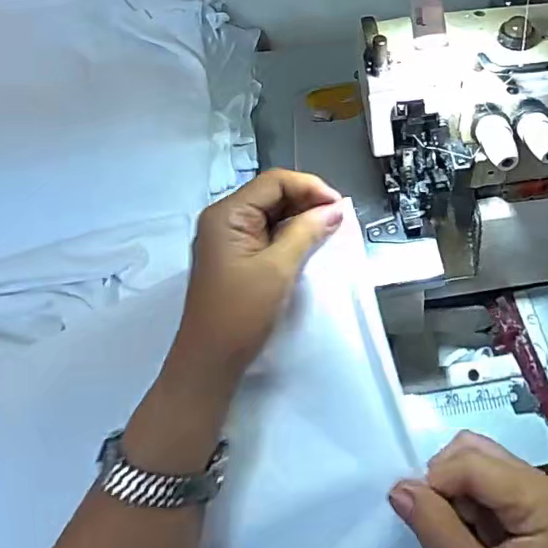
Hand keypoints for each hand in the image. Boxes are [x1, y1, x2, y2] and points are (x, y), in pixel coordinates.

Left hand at [165, 169, 344, 392]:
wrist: (208, 365)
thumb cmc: (240, 314)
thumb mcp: (279, 269)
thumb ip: (307, 232)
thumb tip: (335, 209)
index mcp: (226, 214)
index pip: (274, 182)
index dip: (309, 187)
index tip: (338, 206)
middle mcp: (223, 219)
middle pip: (272, 194)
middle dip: (306, 201)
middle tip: (337, 218)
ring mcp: (227, 238)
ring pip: (271, 212)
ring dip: (301, 217)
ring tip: (328, 229)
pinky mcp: (235, 256)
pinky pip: (266, 232)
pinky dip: (290, 233)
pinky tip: (309, 242)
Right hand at [388, 432, 547, 547]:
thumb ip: (440, 533)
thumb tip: (398, 489)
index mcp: (540, 494)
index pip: (472, 462)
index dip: (435, 480)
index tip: (411, 510)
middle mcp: (541, 482)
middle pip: (476, 451)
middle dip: (443, 477)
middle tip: (429, 519)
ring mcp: (537, 495)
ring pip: (478, 464)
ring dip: (452, 490)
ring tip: (447, 531)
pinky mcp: (529, 511)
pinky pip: (486, 487)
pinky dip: (465, 502)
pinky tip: (461, 533)